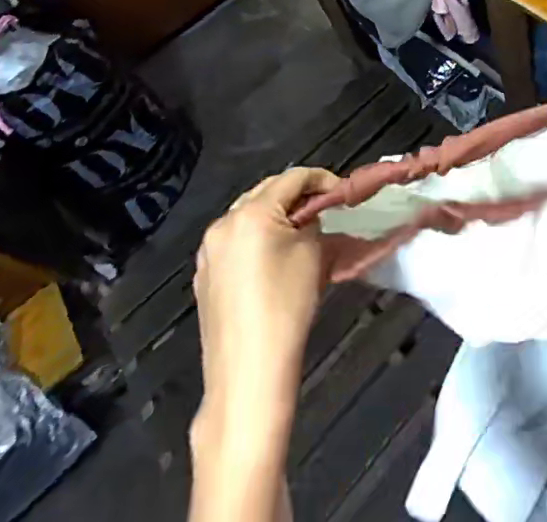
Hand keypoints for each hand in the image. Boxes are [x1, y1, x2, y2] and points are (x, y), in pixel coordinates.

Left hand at [192, 166, 339, 448]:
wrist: (249, 369)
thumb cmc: (287, 305)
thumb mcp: (312, 254)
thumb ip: (312, 221)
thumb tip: (309, 214)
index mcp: (250, 213)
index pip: (292, 178)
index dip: (321, 179)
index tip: (342, 192)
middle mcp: (223, 223)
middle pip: (265, 192)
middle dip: (296, 195)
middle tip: (323, 209)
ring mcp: (208, 251)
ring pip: (247, 215)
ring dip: (274, 215)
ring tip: (300, 231)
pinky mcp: (204, 275)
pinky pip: (234, 241)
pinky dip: (256, 238)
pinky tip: (273, 258)